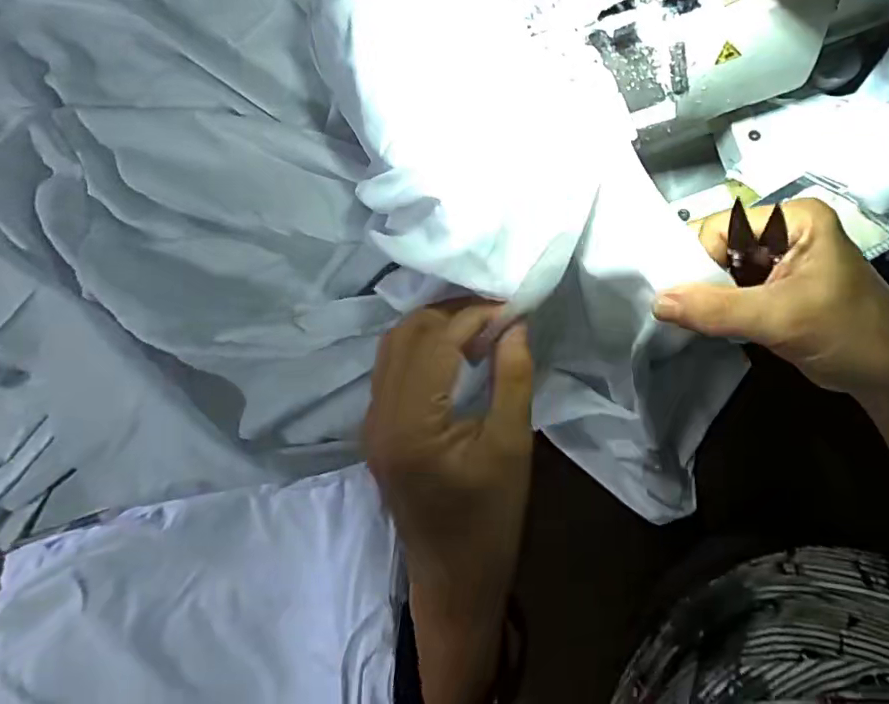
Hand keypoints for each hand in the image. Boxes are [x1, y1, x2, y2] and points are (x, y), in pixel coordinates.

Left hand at [364, 300, 533, 703]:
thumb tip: (516, 322)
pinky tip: (460, 353)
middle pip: (407, 333)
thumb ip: (513, 376)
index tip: (515, 308)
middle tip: (500, 316)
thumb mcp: (514, 444)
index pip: (438, 341)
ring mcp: (372, 423)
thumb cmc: (491, 517)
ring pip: (395, 345)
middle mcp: (379, 416)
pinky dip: (426, 347)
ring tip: (483, 329)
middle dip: (454, 313)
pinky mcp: (378, 429)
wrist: (456, 579)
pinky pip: (394, 367)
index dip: (477, 315)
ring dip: (437, 326)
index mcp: (411, 423)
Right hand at [653, 199, 888, 422]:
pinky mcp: (778, 287)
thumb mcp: (781, 318)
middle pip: (722, 246)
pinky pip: (735, 288)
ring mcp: (781, 259)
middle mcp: (784, 230)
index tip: (680, 297)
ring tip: (695, 320)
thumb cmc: (849, 334)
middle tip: (684, 312)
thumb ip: (717, 309)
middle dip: (704, 279)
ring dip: (711, 295)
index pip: (725, 227)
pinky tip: (710, 324)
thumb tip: (657, 301)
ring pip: (725, 269)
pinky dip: (721, 306)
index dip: (699, 259)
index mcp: (793, 218)